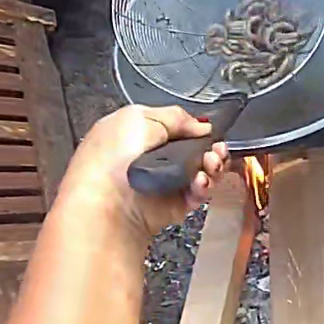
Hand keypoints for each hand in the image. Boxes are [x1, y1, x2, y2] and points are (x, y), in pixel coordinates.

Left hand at [57, 105, 228, 240]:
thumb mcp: (139, 117)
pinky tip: (201, 181)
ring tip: (211, 164)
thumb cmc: (110, 158)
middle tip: (216, 149)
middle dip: (211, 147)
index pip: (176, 128)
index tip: (209, 130)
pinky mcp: (173, 206)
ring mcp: (164, 183)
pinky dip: (204, 187)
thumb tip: (201, 126)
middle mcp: (152, 159)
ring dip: (212, 166)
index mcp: (137, 134)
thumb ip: (175, 117)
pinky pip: (198, 193)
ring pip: (201, 172)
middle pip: (195, 150)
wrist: (107, 205)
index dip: (195, 128)